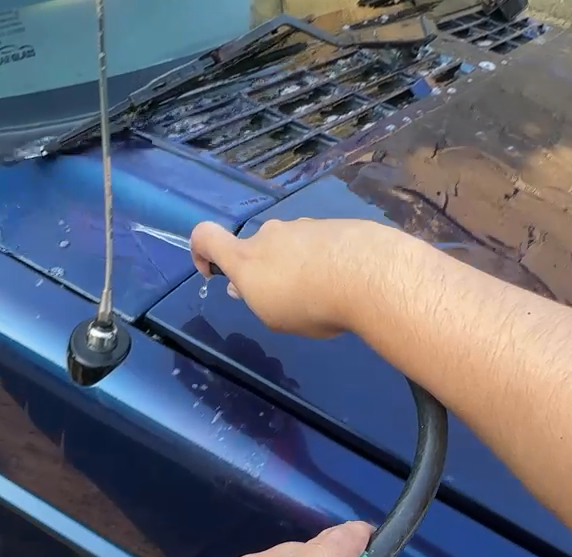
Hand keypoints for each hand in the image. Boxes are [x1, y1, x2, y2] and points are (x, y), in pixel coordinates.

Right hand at [191, 218, 416, 338]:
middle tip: (283, 300)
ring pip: (288, 247)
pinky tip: (342, 285)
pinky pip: (317, 245)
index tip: (213, 274)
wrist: (370, 275)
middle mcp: (270, 235)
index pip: (205, 237)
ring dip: (294, 268)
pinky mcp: (334, 226)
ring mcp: (304, 226)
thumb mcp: (273, 316)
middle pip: (255, 249)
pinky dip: (321, 262)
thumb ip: (255, 296)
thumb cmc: (309, 305)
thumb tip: (243, 284)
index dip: (201, 253)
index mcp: (246, 258)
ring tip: (320, 297)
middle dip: (262, 272)